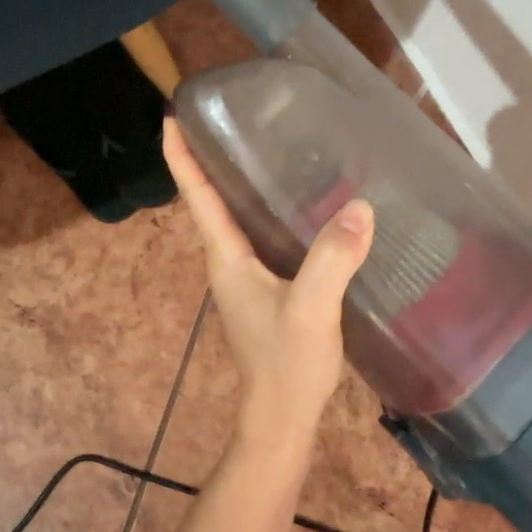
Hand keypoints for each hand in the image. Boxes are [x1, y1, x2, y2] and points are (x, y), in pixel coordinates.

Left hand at [162, 118, 374, 448]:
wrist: (282, 417)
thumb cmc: (287, 365)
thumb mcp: (310, 310)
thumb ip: (332, 260)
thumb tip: (360, 207)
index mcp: (226, 257)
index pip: (197, 196)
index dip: (181, 155)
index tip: (171, 115)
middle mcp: (228, 261)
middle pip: (211, 199)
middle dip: (210, 156)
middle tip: (226, 114)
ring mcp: (246, 276)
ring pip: (236, 217)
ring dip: (238, 181)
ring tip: (262, 143)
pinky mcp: (266, 288)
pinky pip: (261, 235)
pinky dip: (269, 210)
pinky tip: (301, 202)